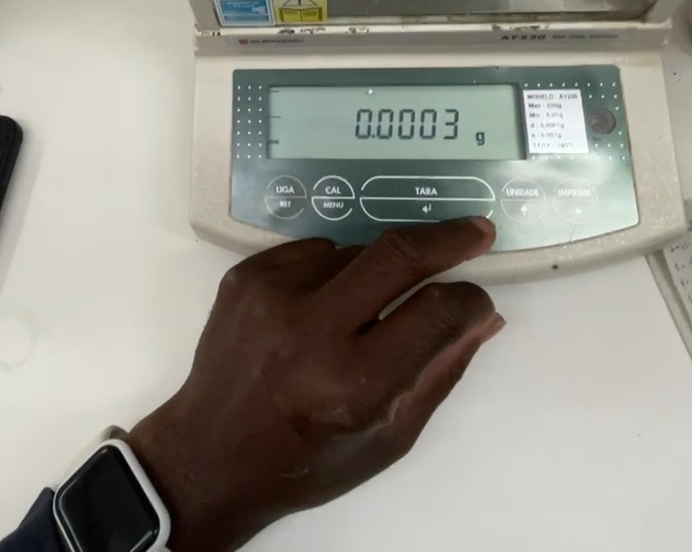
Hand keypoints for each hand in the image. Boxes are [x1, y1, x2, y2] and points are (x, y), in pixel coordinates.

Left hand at [126, 219, 502, 551]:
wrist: (209, 452)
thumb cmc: (306, 460)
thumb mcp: (387, 439)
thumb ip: (439, 371)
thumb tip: (482, 316)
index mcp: (350, 383)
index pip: (433, 314)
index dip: (468, 301)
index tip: (479, 298)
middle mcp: (308, 328)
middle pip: (394, 255)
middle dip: (445, 238)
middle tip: (475, 230)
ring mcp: (271, 292)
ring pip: (353, 250)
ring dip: (377, 268)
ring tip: (366, 310)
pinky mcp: (246, 273)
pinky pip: (312, 250)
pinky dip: (332, 268)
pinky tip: (322, 304)